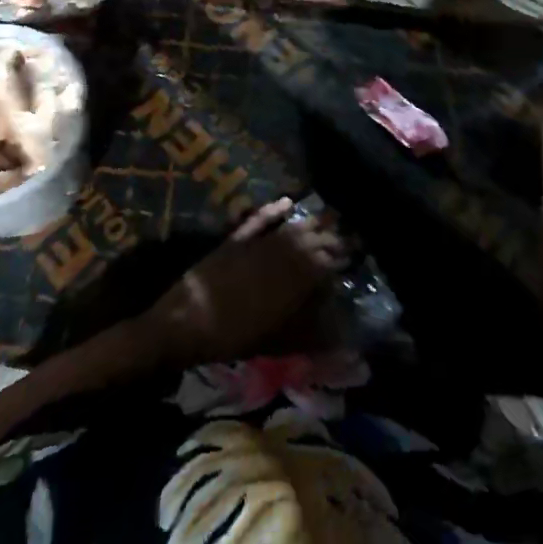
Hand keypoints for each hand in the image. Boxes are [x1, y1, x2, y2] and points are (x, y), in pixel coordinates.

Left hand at [137, 198, 347, 365]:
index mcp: (292, 283)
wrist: (187, 322)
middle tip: (347, 236)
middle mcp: (278, 258)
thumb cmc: (234, 338)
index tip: (355, 255)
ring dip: (310, 223)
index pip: (325, 265)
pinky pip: (258, 220)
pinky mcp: (235, 240)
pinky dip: (273, 210)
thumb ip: (311, 334)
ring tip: (328, 218)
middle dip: (331, 239)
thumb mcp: (277, 342)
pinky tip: (287, 201)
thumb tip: (342, 334)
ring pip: (289, 230)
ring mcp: (255, 245)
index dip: (340, 260)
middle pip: (310, 243)